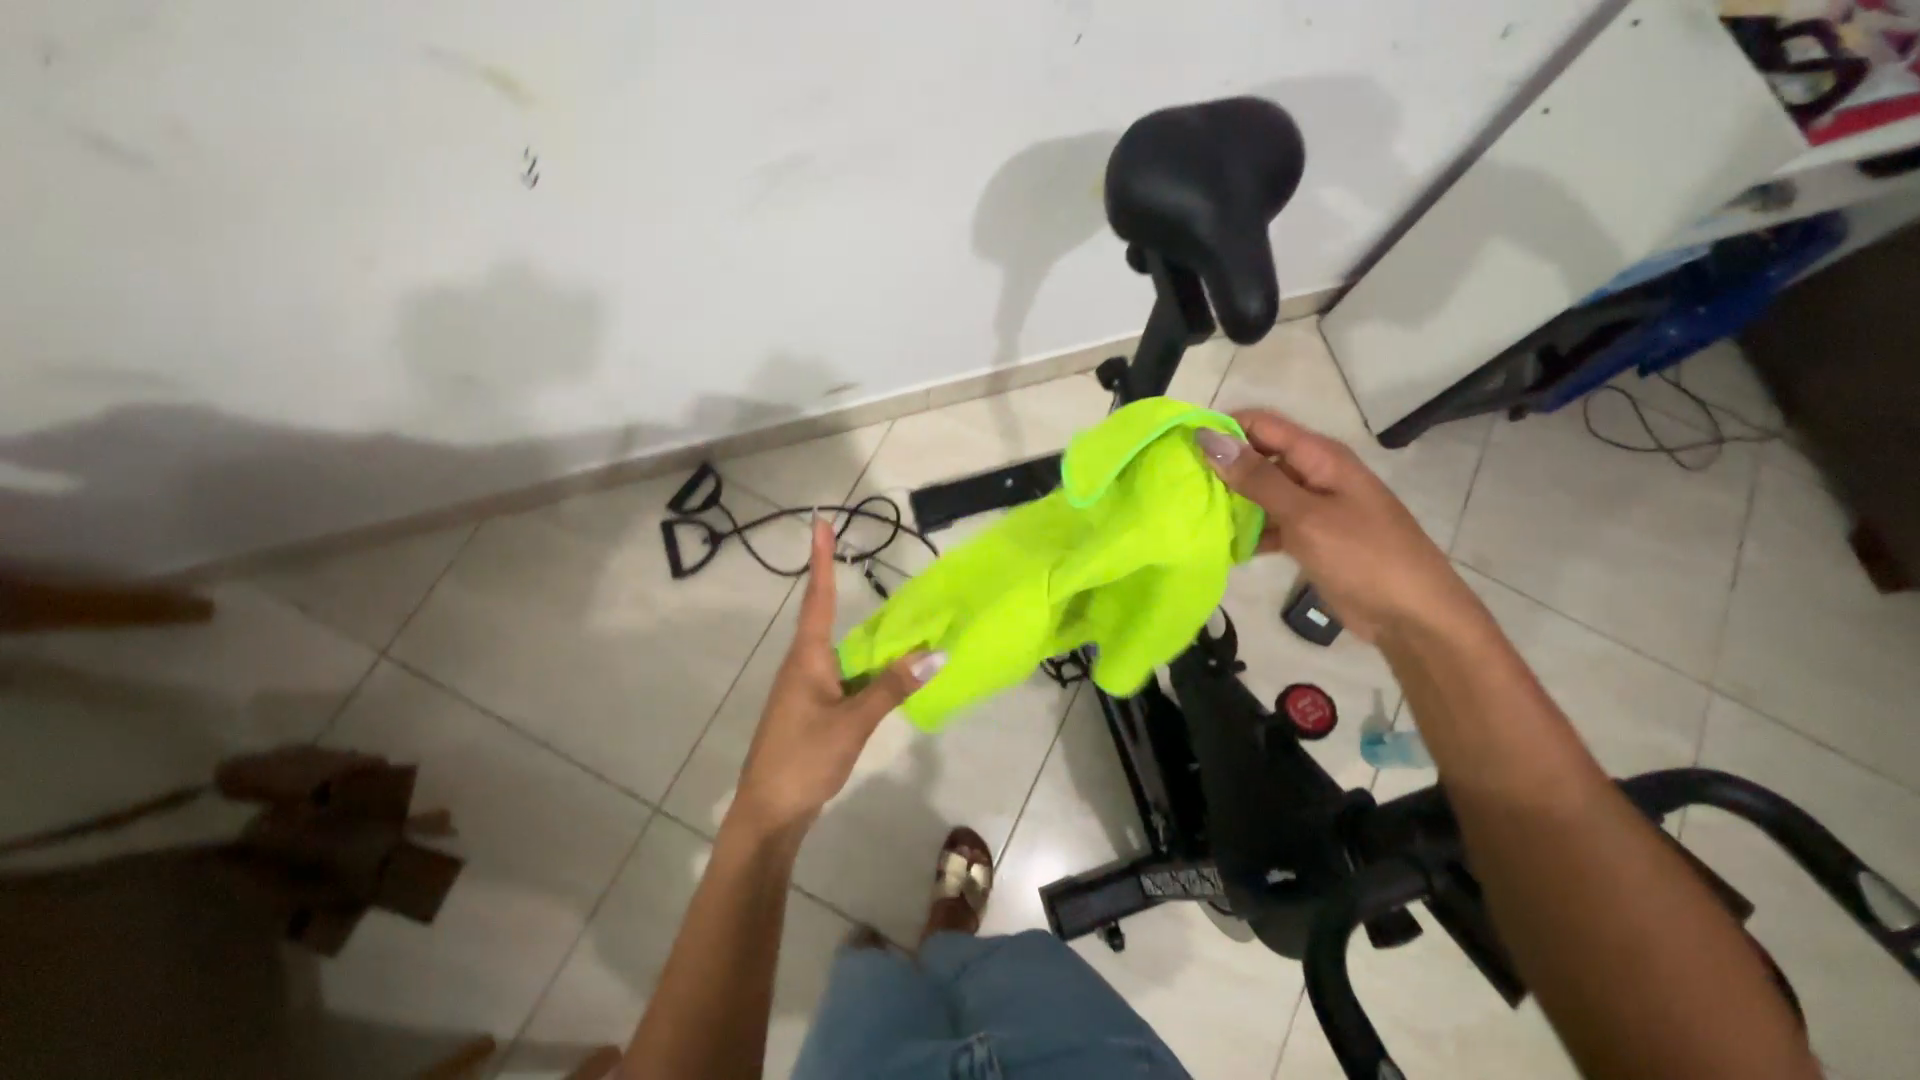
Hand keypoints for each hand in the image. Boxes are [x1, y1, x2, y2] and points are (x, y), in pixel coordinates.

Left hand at [730, 519, 942, 839]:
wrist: (768, 812)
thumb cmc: (803, 759)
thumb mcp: (852, 723)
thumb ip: (892, 688)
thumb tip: (935, 653)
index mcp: (807, 659)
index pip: (818, 598)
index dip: (821, 560)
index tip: (820, 522)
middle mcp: (803, 666)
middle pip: (828, 619)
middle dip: (841, 588)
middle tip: (856, 555)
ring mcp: (805, 690)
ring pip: (840, 652)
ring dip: (864, 636)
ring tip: (897, 619)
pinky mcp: (812, 711)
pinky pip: (843, 676)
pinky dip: (866, 668)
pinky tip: (888, 674)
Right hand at [1195, 411, 1480, 642]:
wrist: (1413, 614)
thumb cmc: (1364, 556)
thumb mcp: (1305, 515)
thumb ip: (1256, 478)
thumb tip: (1209, 438)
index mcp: (1320, 456)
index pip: (1261, 425)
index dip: (1222, 429)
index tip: (1180, 447)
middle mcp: (1315, 475)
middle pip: (1259, 457)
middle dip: (1221, 468)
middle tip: (1178, 487)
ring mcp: (1314, 508)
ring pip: (1261, 494)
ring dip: (1231, 503)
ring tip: (1190, 517)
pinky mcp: (1311, 539)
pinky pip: (1270, 525)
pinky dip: (1249, 534)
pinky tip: (1221, 547)